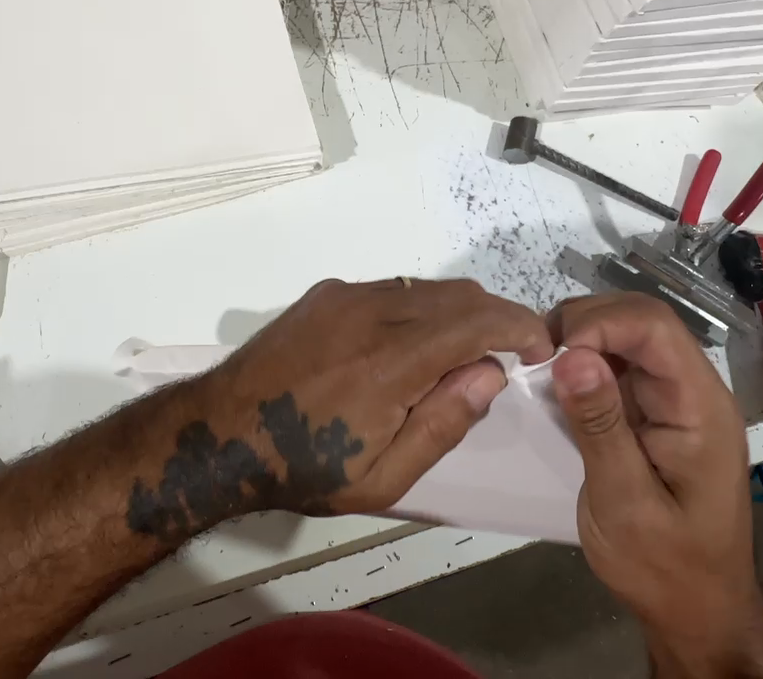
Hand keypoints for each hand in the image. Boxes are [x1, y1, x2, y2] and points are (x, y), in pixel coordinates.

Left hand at [185, 278, 552, 519]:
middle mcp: (373, 311)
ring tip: (457, 353)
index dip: (520, 326)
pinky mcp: (326, 292)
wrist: (222, 432)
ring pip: (425, 287)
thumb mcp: (384, 476)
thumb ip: (444, 423)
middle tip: (507, 354)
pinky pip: (391, 288)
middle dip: (495, 317)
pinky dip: (418, 307)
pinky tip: (407, 343)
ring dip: (456, 311)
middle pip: (457, 294)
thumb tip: (490, 373)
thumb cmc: (307, 467)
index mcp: (393, 360)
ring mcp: (346, 294)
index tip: (541, 346)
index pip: (477, 320)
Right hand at [548, 294, 762, 678]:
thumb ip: (600, 426)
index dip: (599, 322)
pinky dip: (580, 362)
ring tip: (539, 369)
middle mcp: (691, 390)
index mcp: (700, 407)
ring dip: (578, 339)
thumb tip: (570, 355)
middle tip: (535, 358)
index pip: (654, 327)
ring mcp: (670, 398)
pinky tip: (555, 385)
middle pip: (639, 319)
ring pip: (624, 334)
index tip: (551, 353)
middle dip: (583, 323)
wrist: (695, 611)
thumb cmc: (665, 567)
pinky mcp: (650, 410)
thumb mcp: (624, 503)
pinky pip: (615, 363)